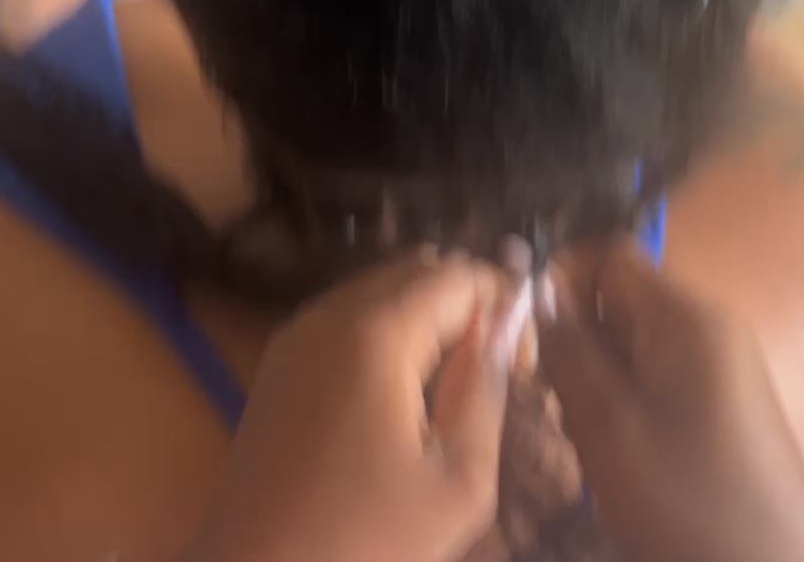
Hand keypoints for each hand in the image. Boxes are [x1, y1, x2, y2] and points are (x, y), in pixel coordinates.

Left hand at [187, 251, 533, 561]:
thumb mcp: (456, 480)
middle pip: (416, 269)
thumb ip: (484, 388)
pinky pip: (347, 312)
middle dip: (465, 301)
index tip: (521, 359)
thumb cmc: (364, 539)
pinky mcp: (281, 354)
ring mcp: (299, 329)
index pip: (455, 273)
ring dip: (426, 312)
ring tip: (451, 380)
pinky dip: (386, 326)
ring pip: (380, 286)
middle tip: (493, 368)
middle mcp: (332, 310)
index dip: (500, 300)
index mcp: (376, 331)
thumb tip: (501, 327)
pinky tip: (399, 387)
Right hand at [540, 245, 803, 561]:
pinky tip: (620, 457)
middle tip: (568, 405)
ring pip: (626, 344)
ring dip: (594, 381)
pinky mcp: (719, 408)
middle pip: (615, 299)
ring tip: (595, 442)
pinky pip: (650, 380)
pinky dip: (622, 407)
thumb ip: (566, 346)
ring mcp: (718, 370)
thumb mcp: (609, 424)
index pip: (608, 254)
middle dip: (577, 342)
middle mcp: (707, 329)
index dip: (563, 280)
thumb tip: (536, 287)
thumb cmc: (691, 507)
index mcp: (687, 317)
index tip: (535, 336)